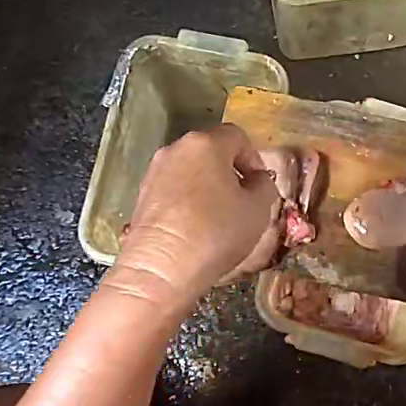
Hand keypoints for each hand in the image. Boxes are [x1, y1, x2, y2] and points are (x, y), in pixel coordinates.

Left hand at [112, 125, 280, 304]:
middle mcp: (175, 151)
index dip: (253, 159)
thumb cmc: (215, 233)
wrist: (161, 268)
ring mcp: (154, 174)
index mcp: (205, 144)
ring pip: (189, 173)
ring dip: (206, 189)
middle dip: (228, 173)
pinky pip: (172, 193)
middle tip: (242, 202)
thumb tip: (257, 181)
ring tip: (218, 220)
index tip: (260, 183)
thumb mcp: (258, 209)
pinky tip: (195, 230)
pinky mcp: (141, 198)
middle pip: (209, 153)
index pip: (237, 137)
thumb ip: (264, 186)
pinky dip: (186, 204)